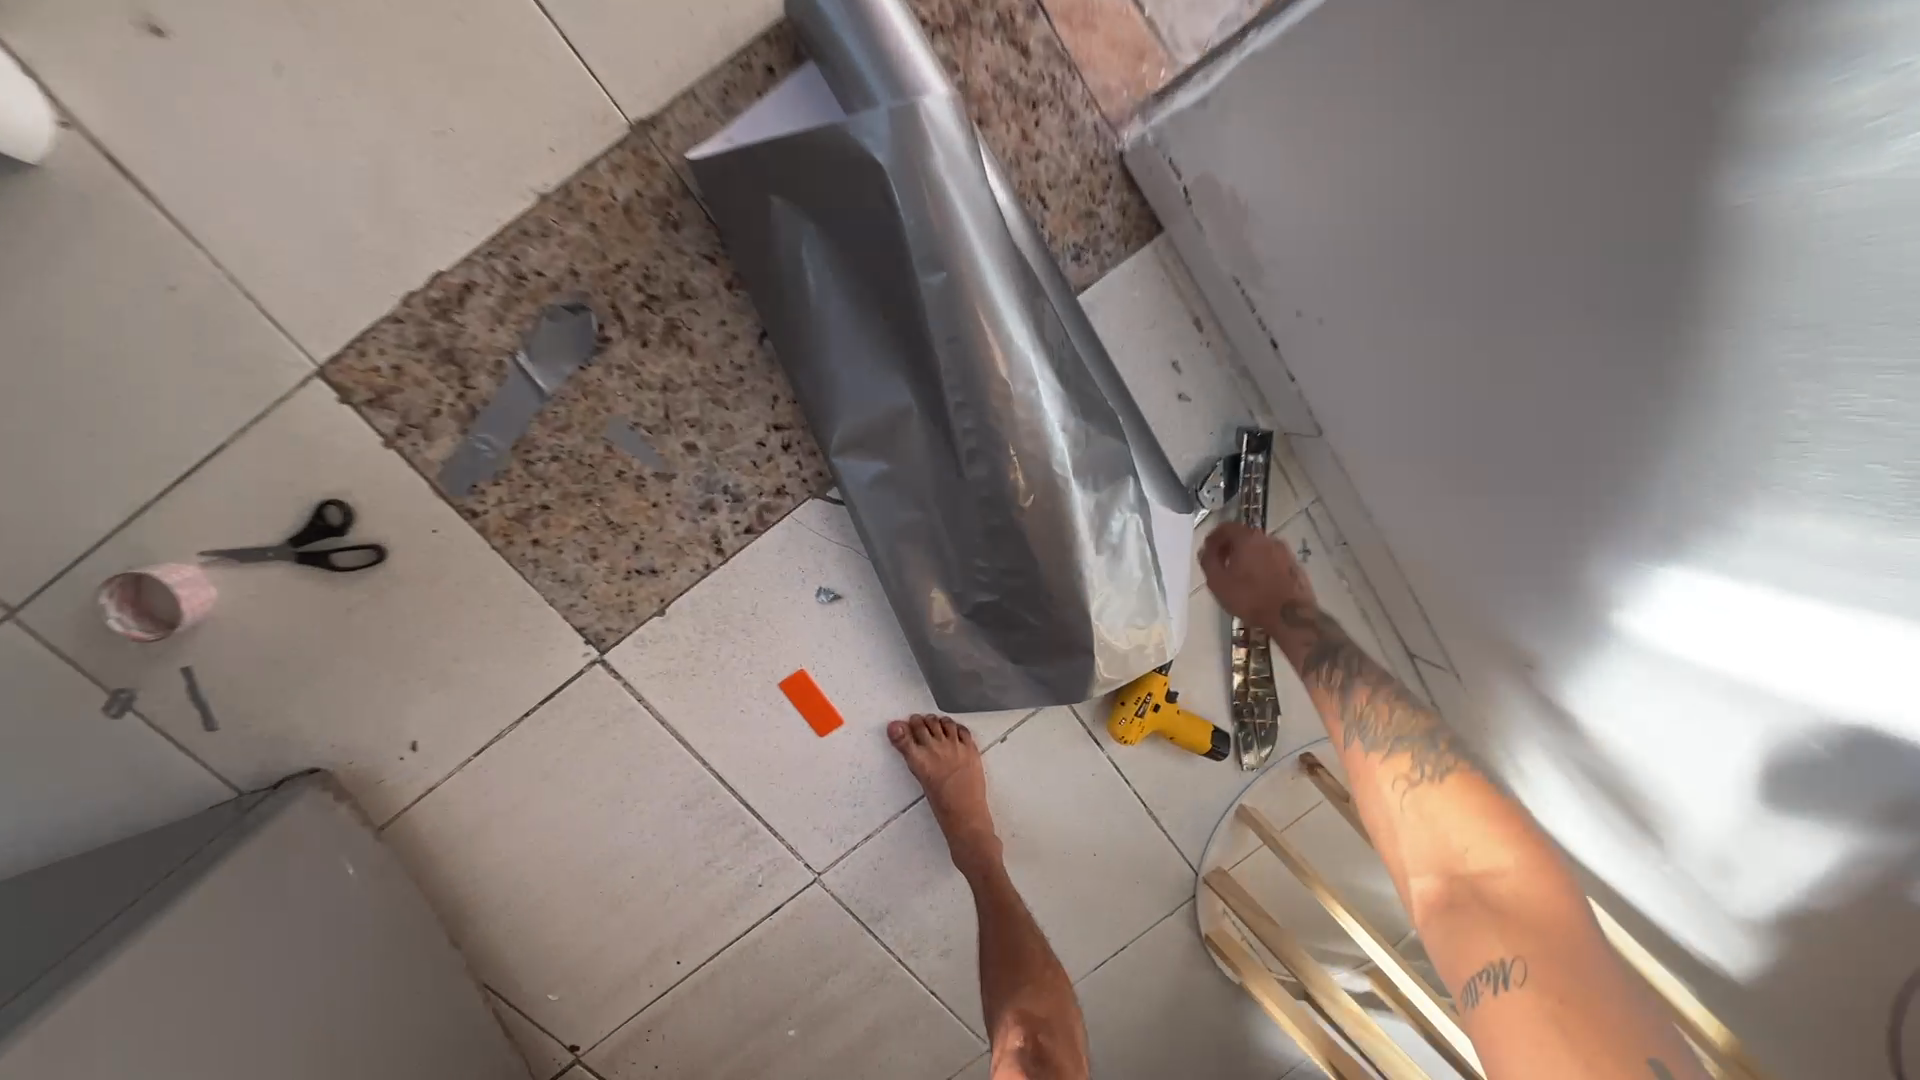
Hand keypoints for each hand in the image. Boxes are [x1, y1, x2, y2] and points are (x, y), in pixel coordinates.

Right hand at [1198, 523, 1316, 628]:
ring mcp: (1284, 552)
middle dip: (1230, 548)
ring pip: (1259, 549)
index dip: (1213, 538)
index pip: (1226, 527)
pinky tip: (1257, 584)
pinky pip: (1272, 560)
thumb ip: (1208, 561)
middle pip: (1244, 537)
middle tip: (1221, 564)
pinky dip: (1261, 566)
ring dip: (1247, 557)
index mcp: (1247, 538)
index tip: (1207, 551)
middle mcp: (1268, 539)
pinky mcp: (1295, 566)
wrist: (1291, 616)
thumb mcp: (1217, 582)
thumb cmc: (1250, 598)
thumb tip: (1205, 551)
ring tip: (1238, 576)